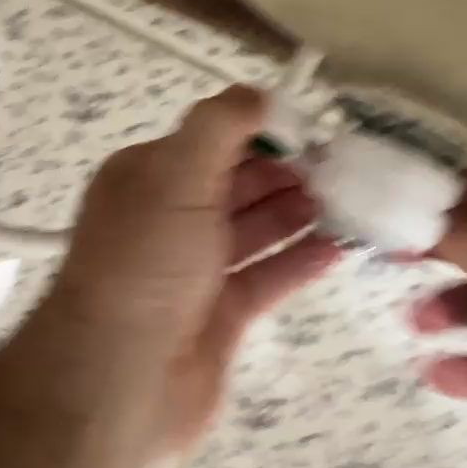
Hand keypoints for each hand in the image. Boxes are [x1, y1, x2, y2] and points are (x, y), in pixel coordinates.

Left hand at [45, 85, 344, 454]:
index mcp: (145, 178)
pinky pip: (264, 278)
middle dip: (283, 173)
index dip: (256, 131)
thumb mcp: (175, 175)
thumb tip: (255, 92)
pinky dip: (297, 262)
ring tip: (347, 201)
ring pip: (251, 230)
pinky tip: (336, 249)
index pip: (207, 141)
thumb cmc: (146, 261)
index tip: (309, 128)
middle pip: (233, 185)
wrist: (119, 376)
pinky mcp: (217, 315)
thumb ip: (217, 127)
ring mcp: (191, 270)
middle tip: (341, 168)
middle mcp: (165, 219)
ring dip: (295, 213)